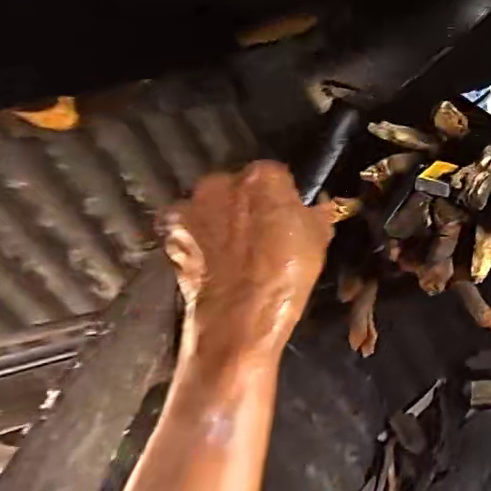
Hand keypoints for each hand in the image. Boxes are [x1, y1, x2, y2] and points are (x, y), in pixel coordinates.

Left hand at [159, 161, 333, 363]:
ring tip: (233, 250)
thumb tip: (318, 205)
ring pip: (210, 205)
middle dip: (247, 203)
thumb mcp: (319, 237)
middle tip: (260, 232)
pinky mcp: (170, 232)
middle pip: (237, 186)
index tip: (286, 215)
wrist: (241, 316)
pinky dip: (196, 238)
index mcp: (263, 176)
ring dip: (219, 218)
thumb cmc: (288, 272)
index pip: (275, 174)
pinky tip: (210, 259)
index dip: (282, 196)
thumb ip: (316, 212)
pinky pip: (187, 227)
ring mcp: (191, 205)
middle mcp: (221, 181)